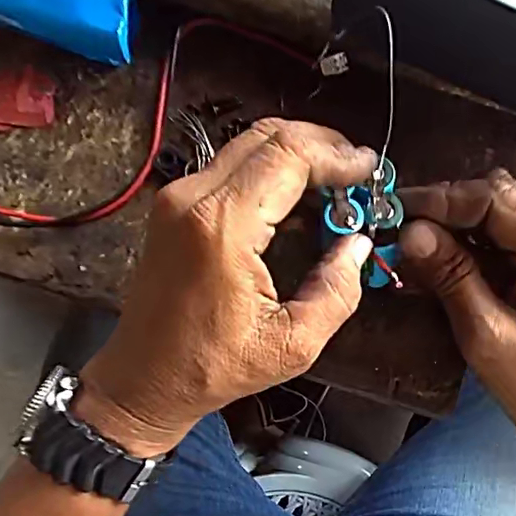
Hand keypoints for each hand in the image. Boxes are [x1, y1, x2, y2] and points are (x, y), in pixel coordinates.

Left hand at [78, 119, 376, 456]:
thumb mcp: (295, 344)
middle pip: (268, 136)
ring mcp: (178, 199)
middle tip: (358, 175)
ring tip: (337, 192)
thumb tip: (357, 246)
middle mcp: (193, 199)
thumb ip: (337, 291)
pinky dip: (274, 175)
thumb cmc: (212, 367)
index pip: (288, 154)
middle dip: (322, 147)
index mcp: (222, 227)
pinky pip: (234, 170)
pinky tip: (301, 206)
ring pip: (249, 146)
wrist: (146, 378)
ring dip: (298, 159)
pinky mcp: (177, 209)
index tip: (369, 170)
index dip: (337, 156)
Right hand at [398, 170, 515, 446]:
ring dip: (449, 227)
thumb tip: (411, 231)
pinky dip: (460, 248)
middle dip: (445, 210)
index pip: (500, 201)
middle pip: (498, 200)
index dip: (445, 200)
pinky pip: (493, 243)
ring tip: (408, 243)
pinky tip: (430, 260)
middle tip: (398, 225)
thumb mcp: (486, 333)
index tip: (399, 209)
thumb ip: (451, 276)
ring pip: (492, 218)